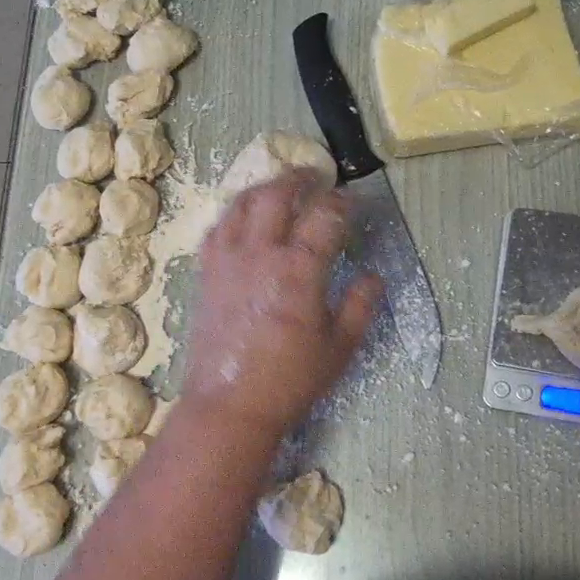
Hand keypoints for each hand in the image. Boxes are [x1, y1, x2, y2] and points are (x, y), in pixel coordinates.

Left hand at [183, 171, 381, 435]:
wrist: (229, 404)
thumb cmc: (289, 381)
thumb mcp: (340, 349)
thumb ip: (361, 306)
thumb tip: (374, 275)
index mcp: (299, 270)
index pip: (326, 215)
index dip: (344, 202)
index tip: (355, 201)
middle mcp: (260, 254)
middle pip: (277, 194)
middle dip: (300, 177)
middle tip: (316, 175)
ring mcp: (227, 260)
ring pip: (242, 203)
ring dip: (264, 187)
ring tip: (280, 186)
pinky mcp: (206, 273)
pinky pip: (217, 227)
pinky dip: (234, 213)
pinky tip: (244, 218)